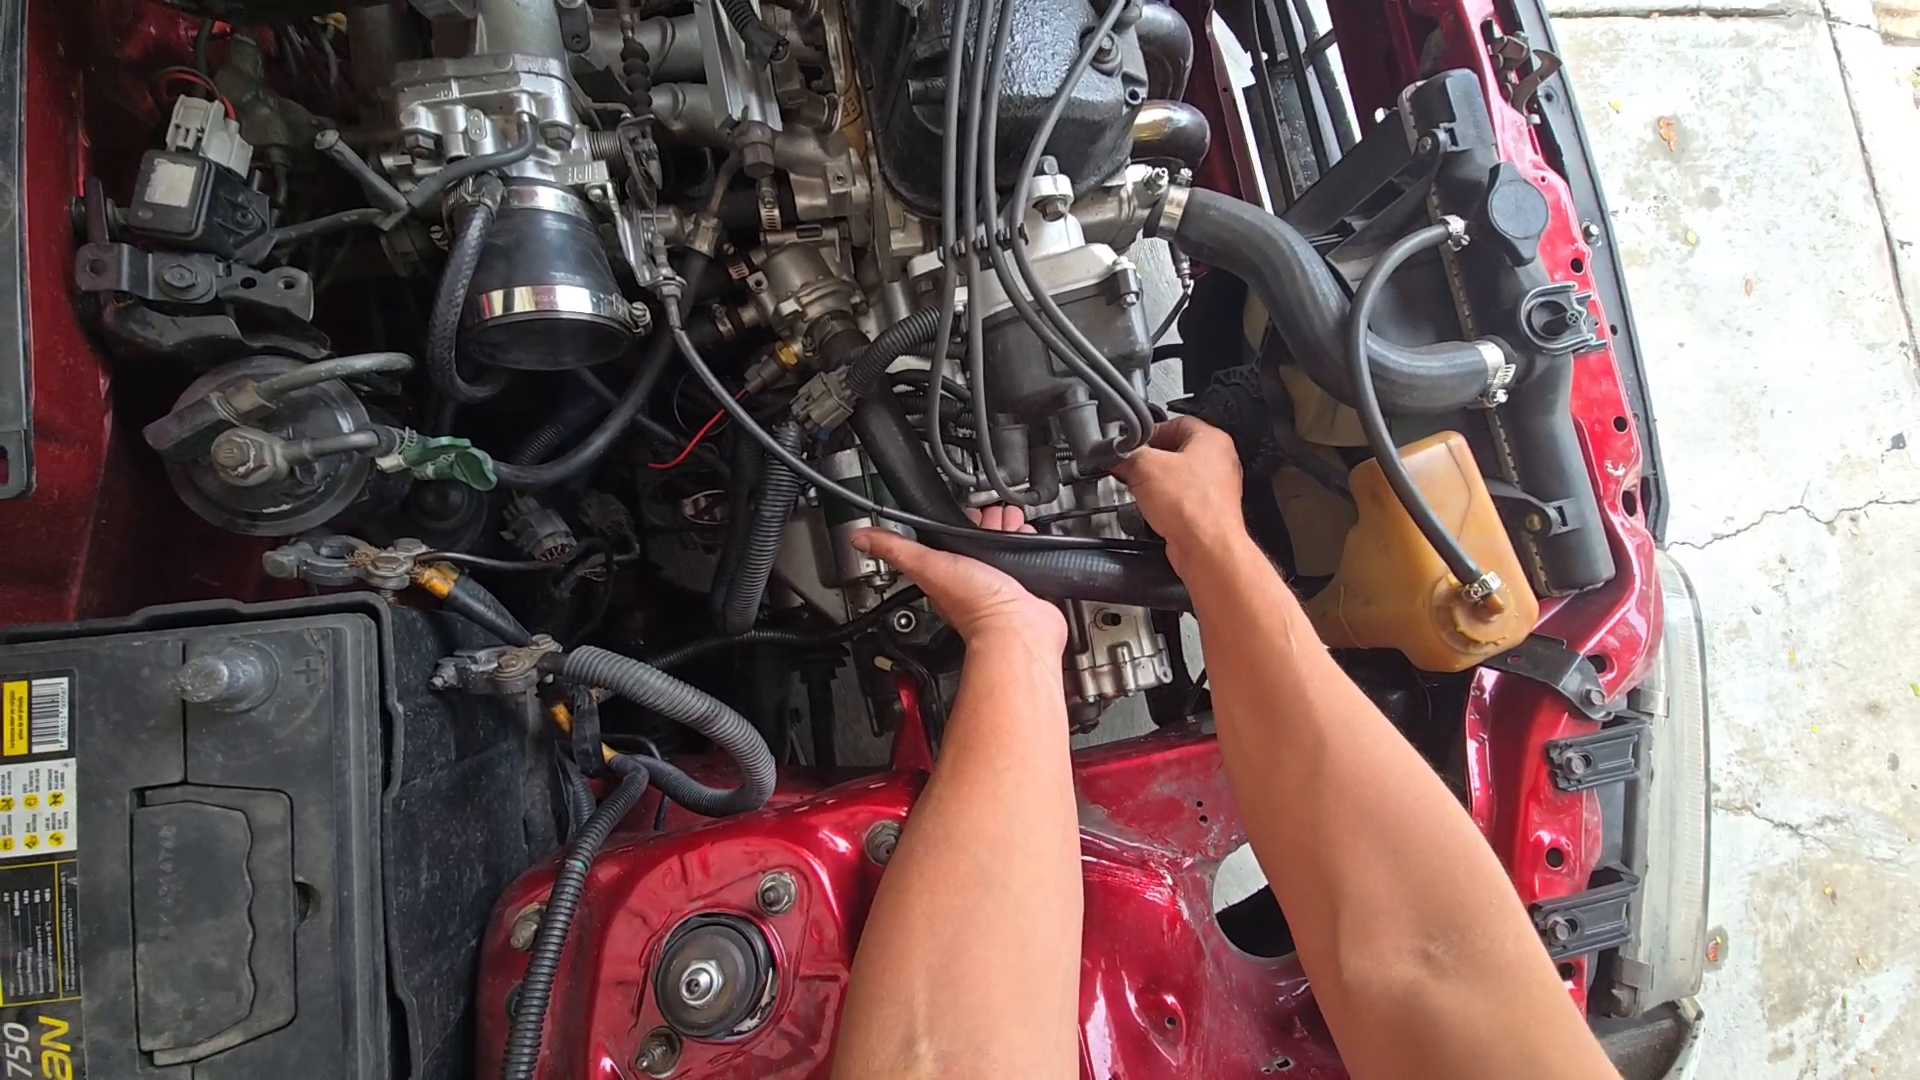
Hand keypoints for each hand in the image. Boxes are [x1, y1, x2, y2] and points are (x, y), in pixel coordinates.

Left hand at [853, 506, 1066, 652]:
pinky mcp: (1024, 587)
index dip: (956, 520)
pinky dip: (1027, 546)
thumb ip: (897, 549)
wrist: (1017, 627)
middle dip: (987, 521)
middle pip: (978, 541)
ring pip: (1003, 549)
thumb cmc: (977, 605)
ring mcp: (1001, 583)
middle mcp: (973, 578)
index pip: (946, 539)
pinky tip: (1029, 539)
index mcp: (946, 573)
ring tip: (1010, 517)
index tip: (965, 507)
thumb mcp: (928, 566)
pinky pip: (1025, 561)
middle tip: (991, 509)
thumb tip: (860, 539)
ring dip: (1007, 530)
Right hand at [1112, 416, 1248, 575]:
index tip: (1132, 444)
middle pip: (1175, 451)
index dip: (1150, 432)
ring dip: (1155, 484)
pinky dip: (1164, 503)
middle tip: (1131, 468)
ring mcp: (1215, 489)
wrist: (1206, 548)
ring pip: (1177, 477)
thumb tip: (1118, 457)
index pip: (1176, 422)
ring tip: (1141, 491)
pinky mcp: (1206, 512)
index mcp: (1212, 440)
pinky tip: (1154, 510)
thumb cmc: (1192, 507)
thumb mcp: (1144, 467)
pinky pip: (1180, 500)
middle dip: (1149, 460)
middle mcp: (1219, 462)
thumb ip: (1128, 456)